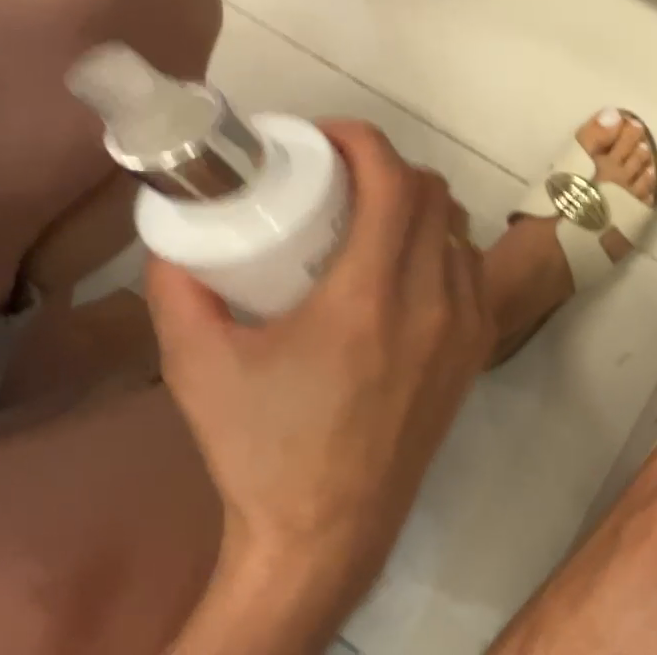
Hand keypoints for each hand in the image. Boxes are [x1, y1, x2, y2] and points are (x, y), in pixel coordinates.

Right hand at [145, 121, 494, 590]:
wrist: (333, 518)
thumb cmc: (262, 444)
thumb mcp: (199, 366)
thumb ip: (180, 293)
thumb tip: (175, 239)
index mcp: (368, 296)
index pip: (394, 186)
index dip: (366, 143)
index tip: (329, 136)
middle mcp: (434, 298)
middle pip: (433, 196)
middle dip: (390, 169)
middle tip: (343, 176)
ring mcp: (467, 320)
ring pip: (459, 229)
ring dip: (420, 206)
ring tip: (374, 215)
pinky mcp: (481, 341)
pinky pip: (473, 267)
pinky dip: (444, 245)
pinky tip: (407, 260)